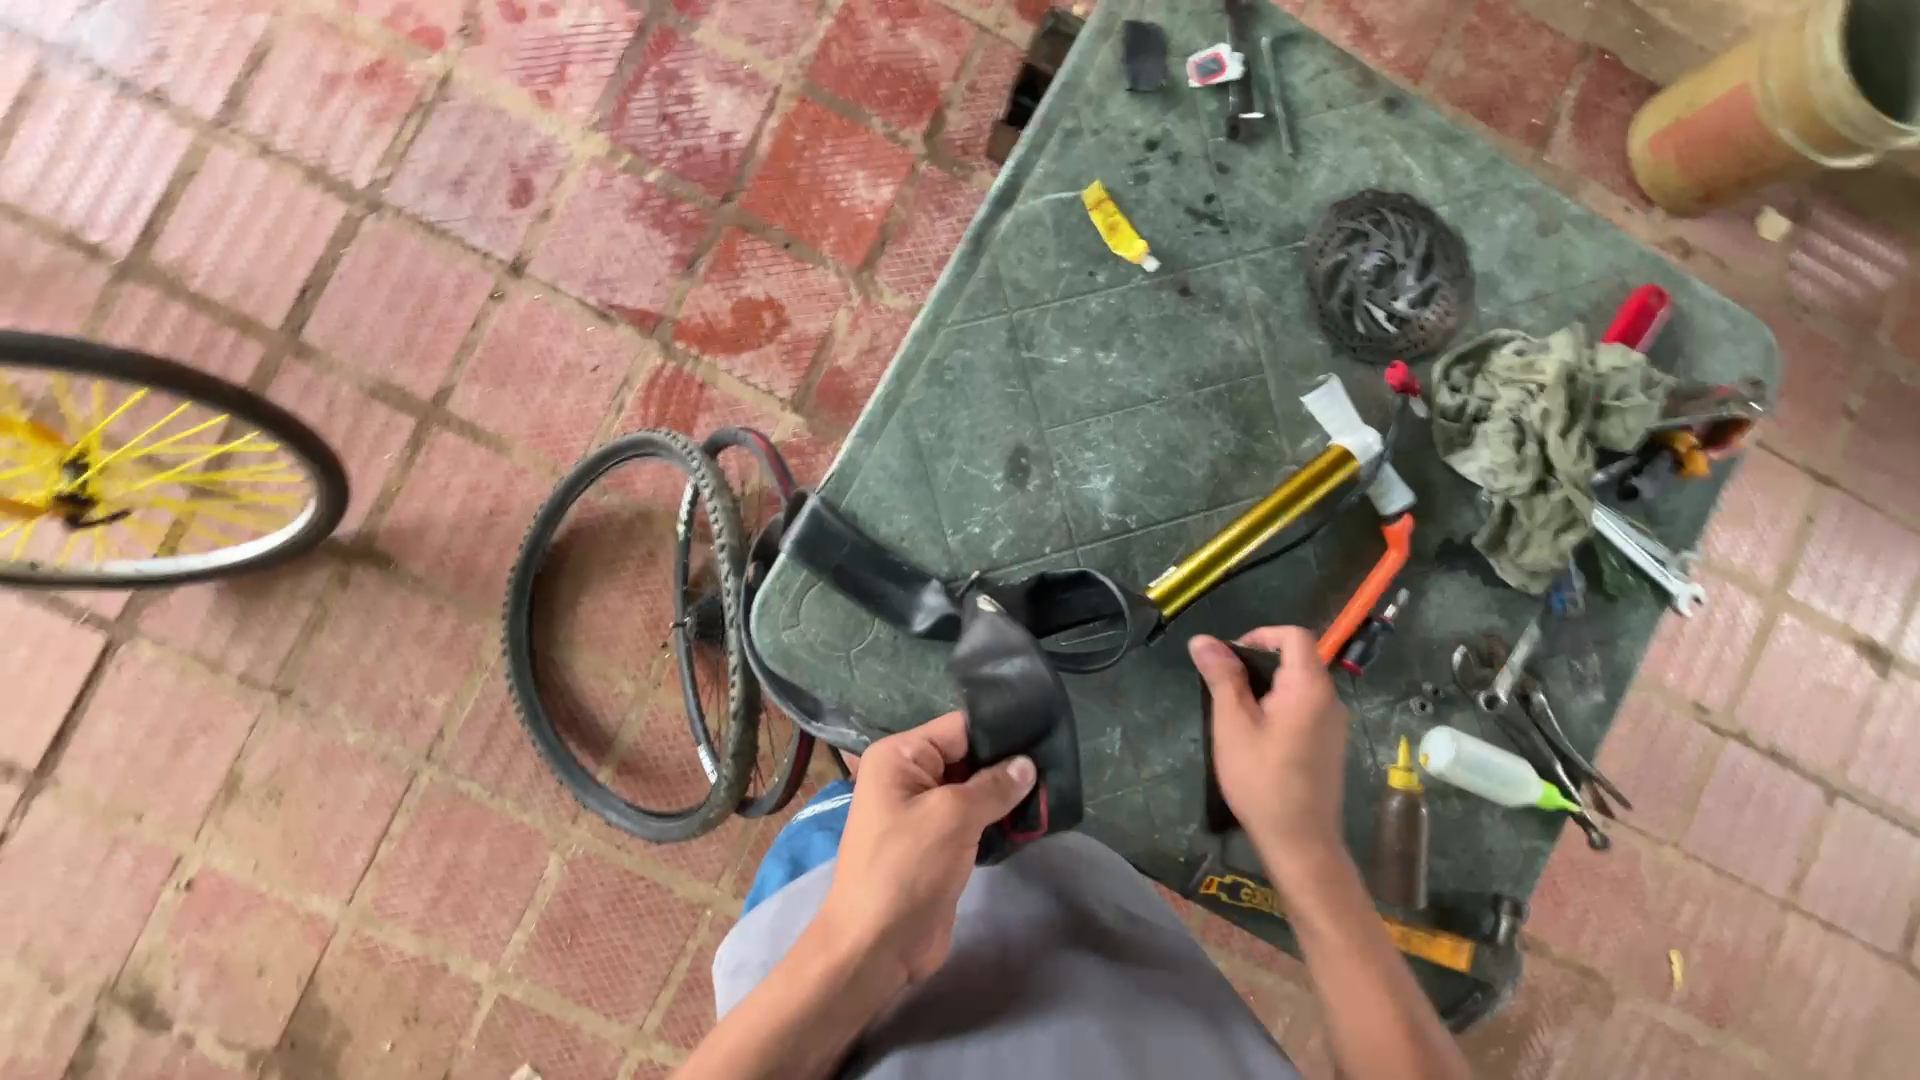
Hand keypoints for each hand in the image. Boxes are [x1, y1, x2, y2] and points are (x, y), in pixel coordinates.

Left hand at [815, 711, 1035, 989]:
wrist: (876, 946)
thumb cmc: (907, 867)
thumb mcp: (953, 816)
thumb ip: (993, 786)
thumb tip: (1027, 764)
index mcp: (899, 756)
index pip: (958, 728)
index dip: (1001, 730)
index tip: (1047, 732)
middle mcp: (908, 776)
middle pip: (968, 756)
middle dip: (1008, 764)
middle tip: (1058, 765)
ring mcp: (922, 812)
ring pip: (974, 789)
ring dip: (1007, 794)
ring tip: (1054, 791)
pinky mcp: (937, 844)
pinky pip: (973, 819)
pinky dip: (998, 819)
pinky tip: (1032, 820)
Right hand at [1189, 626, 1349, 871]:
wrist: (1300, 842)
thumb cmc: (1261, 780)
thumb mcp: (1232, 724)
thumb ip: (1221, 677)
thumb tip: (1203, 640)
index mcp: (1309, 687)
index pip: (1294, 636)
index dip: (1260, 635)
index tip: (1230, 657)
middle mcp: (1329, 699)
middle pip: (1296, 659)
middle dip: (1256, 664)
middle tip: (1223, 689)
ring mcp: (1334, 723)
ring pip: (1298, 685)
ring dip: (1265, 688)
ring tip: (1234, 715)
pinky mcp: (1330, 744)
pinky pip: (1304, 708)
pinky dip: (1278, 707)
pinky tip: (1256, 737)